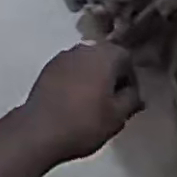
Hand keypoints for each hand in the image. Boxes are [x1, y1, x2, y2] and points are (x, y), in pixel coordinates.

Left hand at [14, 43, 142, 164]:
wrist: (41, 129)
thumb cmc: (85, 122)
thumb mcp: (117, 117)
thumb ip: (131, 100)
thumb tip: (136, 93)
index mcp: (104, 55)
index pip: (126, 57)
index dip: (131, 78)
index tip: (128, 99)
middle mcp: (84, 48)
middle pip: (105, 56)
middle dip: (112, 76)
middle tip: (112, 102)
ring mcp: (64, 55)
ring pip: (87, 62)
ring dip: (93, 76)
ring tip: (92, 103)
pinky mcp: (49, 66)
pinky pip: (70, 68)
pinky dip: (76, 79)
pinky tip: (73, 101)